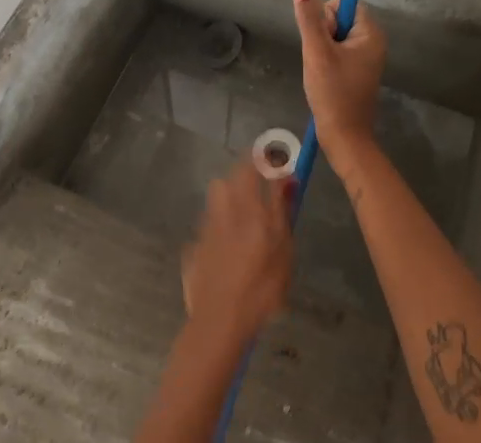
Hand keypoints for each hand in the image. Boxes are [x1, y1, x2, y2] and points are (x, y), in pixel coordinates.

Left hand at [181, 158, 291, 341]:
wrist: (219, 322)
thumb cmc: (261, 289)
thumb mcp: (284, 251)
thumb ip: (283, 212)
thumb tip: (287, 180)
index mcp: (250, 208)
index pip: (257, 166)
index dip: (267, 158)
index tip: (277, 158)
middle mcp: (225, 210)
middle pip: (233, 175)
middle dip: (248, 172)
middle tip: (262, 184)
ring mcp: (205, 227)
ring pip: (217, 195)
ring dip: (230, 194)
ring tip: (244, 212)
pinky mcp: (193, 246)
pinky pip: (208, 223)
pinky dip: (219, 225)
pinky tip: (227, 246)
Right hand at [291, 0, 386, 159]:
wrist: (344, 137)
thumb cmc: (332, 93)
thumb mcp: (316, 52)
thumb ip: (308, 17)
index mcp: (371, 33)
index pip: (343, 5)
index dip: (326, 20)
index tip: (323, 44)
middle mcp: (374, 42)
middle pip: (340, 20)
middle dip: (323, 36)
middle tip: (322, 61)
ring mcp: (368, 58)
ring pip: (336, 38)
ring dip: (323, 51)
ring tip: (323, 72)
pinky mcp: (359, 72)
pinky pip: (339, 53)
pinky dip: (327, 62)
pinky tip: (325, 79)